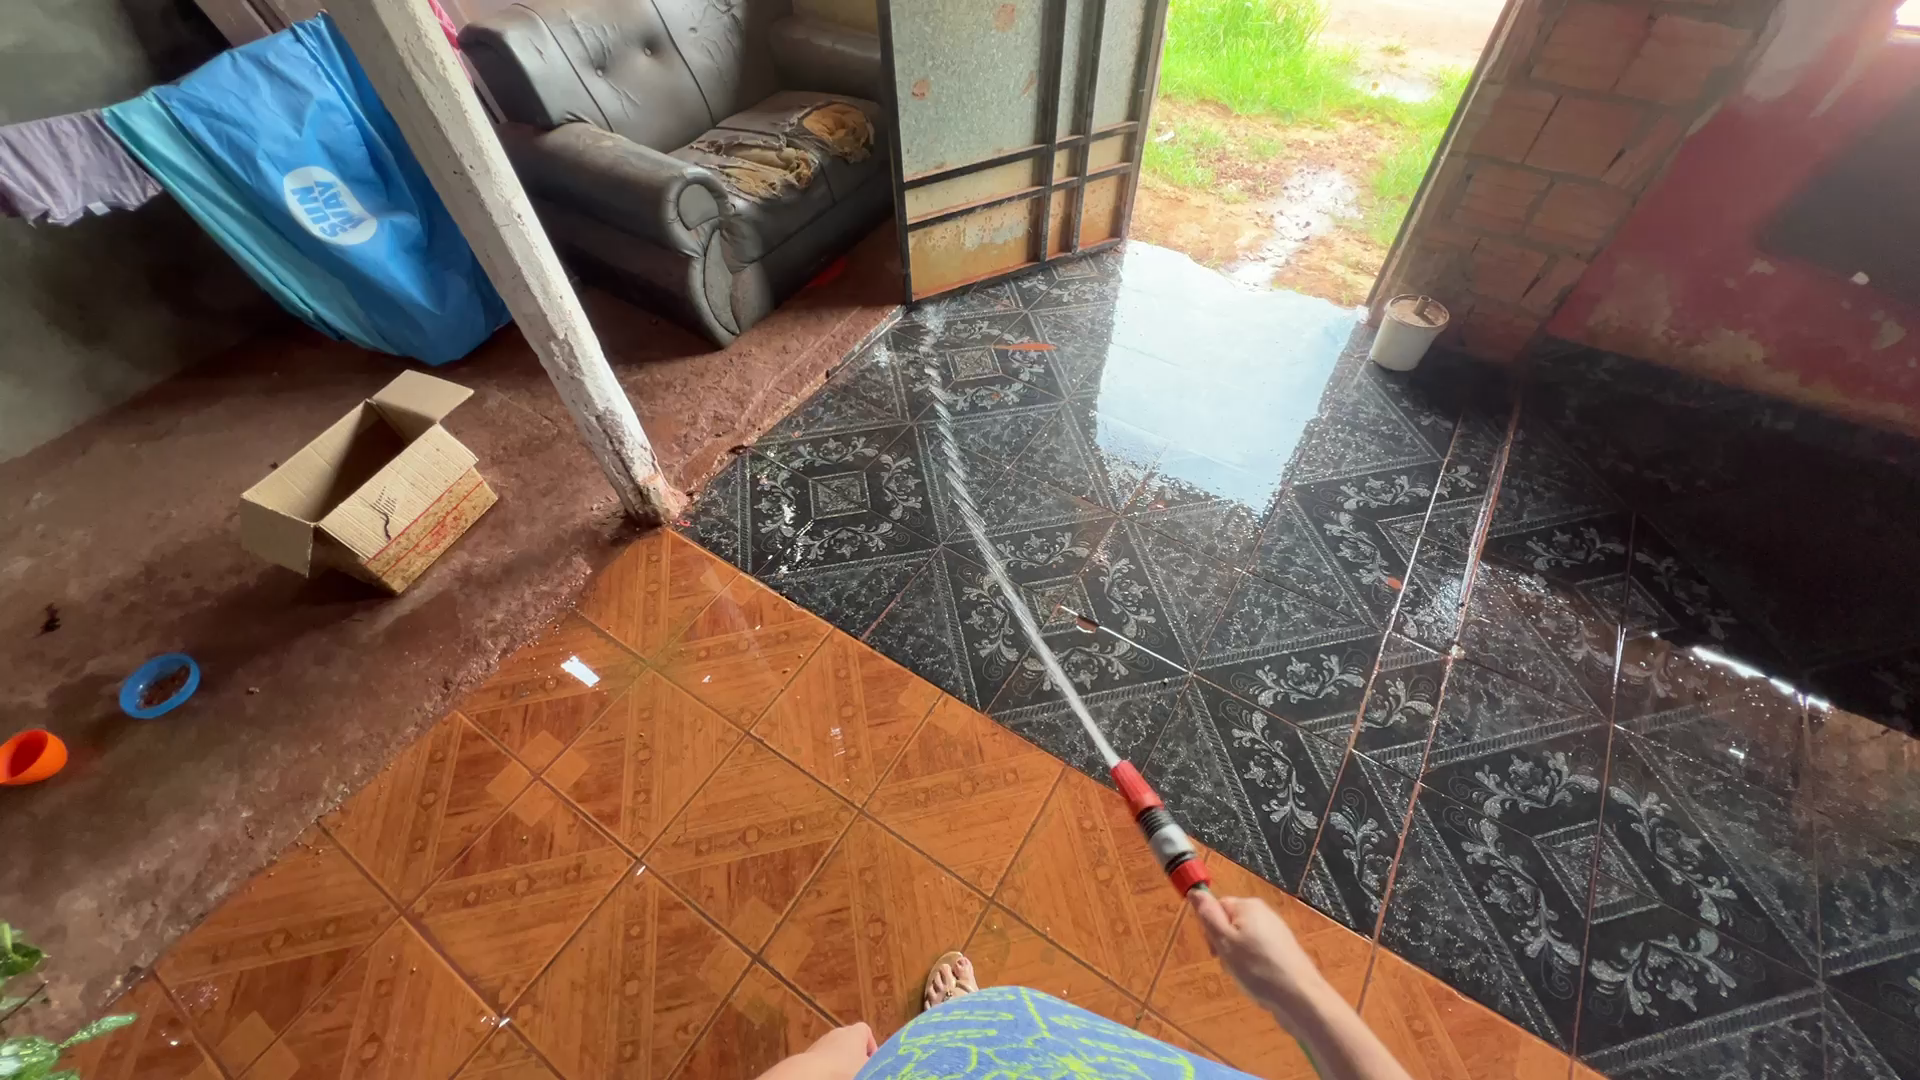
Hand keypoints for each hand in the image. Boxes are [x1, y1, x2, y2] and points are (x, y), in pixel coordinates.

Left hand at [804, 1023, 876, 1070]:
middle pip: (850, 1042)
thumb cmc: (844, 1071)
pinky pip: (822, 1061)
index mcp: (855, 1032)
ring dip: (838, 1064)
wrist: (810, 1077)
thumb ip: (873, 1065)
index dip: (870, 1047)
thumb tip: (873, 1067)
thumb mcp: (866, 1069)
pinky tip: (827, 1078)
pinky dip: (825, 1069)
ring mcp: (822, 1042)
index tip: (871, 1064)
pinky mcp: (808, 1054)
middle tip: (858, 1073)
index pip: (866, 1032)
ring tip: (841, 1077)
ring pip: (834, 1052)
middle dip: (853, 1058)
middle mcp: (838, 1032)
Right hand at [1188, 889, 1335, 1031]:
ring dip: (1239, 958)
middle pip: (1231, 923)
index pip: (1217, 907)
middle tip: (1230, 965)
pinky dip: (1255, 965)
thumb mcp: (1224, 941)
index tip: (1216, 951)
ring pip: (1244, 941)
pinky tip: (1260, 981)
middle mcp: (1263, 913)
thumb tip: (1195, 890)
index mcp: (1247, 906)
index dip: (1211, 930)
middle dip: (1226, 945)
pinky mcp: (1286, 951)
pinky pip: (1259, 952)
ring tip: (1246, 977)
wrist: (1302, 999)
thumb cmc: (1258, 969)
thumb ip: (1207, 914)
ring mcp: (1277, 932)